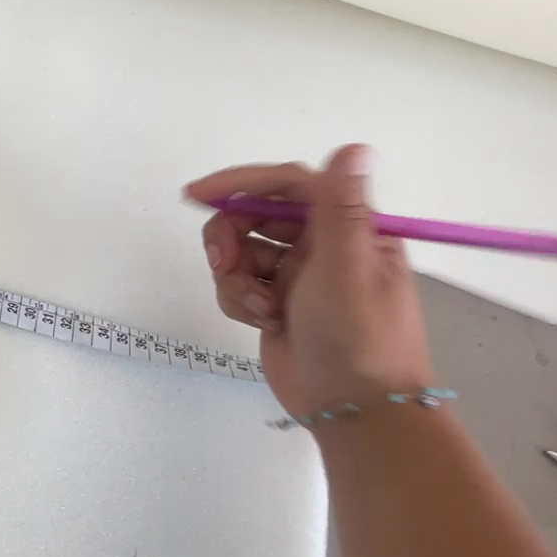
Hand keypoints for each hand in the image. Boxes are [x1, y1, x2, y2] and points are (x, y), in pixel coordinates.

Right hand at [185, 145, 434, 420]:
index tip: (197, 194)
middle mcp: (322, 247)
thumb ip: (340, 210)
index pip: (290, 185)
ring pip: (239, 252)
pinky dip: (237, 300)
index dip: (242, 183)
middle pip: (254, 216)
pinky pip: (235, 284)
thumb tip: (352, 148)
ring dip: (234, 278)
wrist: (353, 408)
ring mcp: (296, 276)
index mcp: (349, 231)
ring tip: (255, 307)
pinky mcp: (274, 302)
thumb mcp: (346, 270)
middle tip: (222, 265)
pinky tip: (261, 322)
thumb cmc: (359, 337)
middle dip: (229, 239)